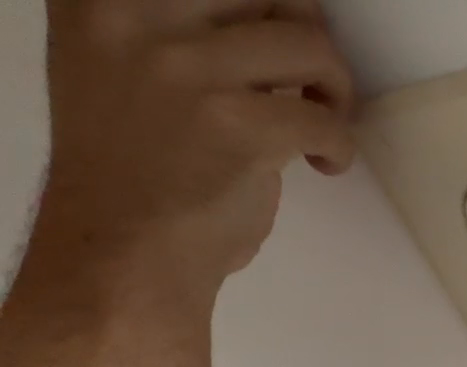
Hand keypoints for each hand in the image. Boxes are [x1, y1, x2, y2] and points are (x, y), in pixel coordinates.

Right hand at [32, 0, 355, 306]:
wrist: (125, 242)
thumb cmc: (141, 162)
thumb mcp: (138, 65)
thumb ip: (195, 32)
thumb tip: (284, 14)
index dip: (272, 5)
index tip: (281, 36)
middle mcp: (133, 14)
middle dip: (310, 35)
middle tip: (313, 81)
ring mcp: (184, 68)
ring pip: (310, 46)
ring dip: (337, 91)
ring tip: (320, 125)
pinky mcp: (236, 126)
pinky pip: (326, 120)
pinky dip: (341, 147)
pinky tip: (321, 165)